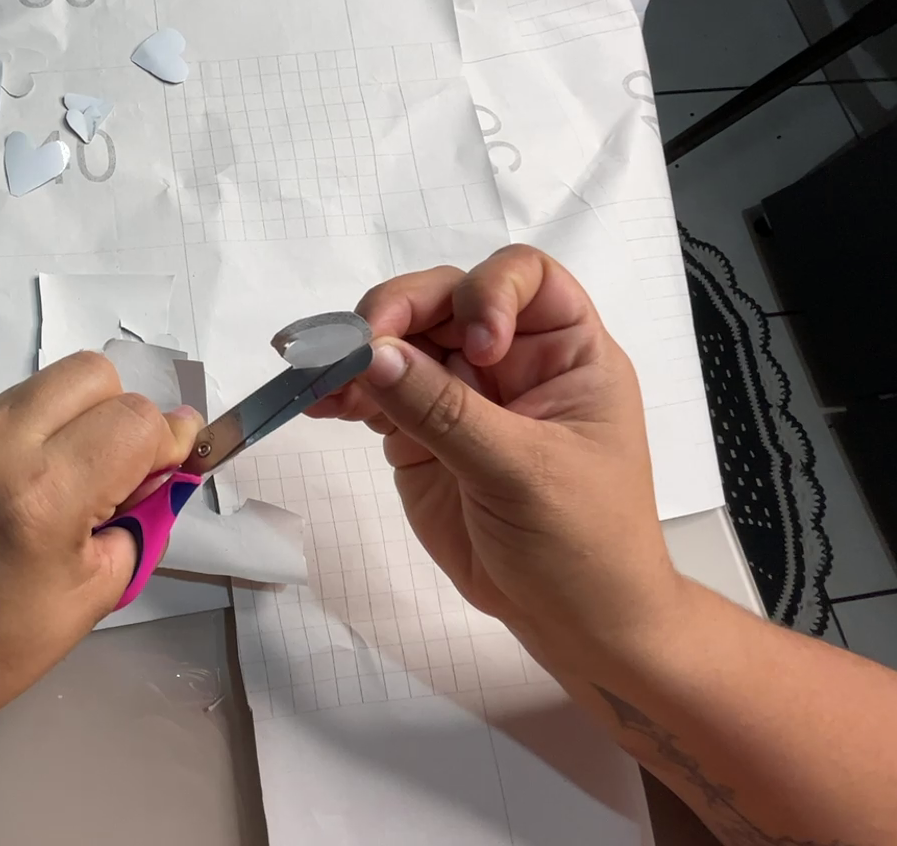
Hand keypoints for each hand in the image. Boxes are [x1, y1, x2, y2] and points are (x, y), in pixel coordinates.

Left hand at [0, 352, 201, 768]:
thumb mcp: (93, 596)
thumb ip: (137, 516)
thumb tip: (162, 460)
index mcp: (43, 493)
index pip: (135, 419)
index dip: (166, 441)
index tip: (167, 470)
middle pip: (94, 373)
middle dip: (121, 414)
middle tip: (113, 473)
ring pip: (50, 382)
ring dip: (76, 418)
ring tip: (61, 482)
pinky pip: (9, 404)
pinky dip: (34, 430)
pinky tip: (17, 485)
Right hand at [309, 245, 684, 669]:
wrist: (567, 619)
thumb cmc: (582, 543)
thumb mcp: (523, 471)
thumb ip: (444, 410)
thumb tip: (372, 355)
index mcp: (562, 350)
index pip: (523, 277)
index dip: (489, 292)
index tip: (475, 346)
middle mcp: (504, 357)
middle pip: (439, 300)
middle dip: (393, 314)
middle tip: (352, 347)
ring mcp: (455, 392)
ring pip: (395, 342)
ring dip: (351, 351)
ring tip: (316, 375)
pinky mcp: (415, 427)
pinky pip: (371, 392)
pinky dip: (339, 392)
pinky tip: (315, 401)